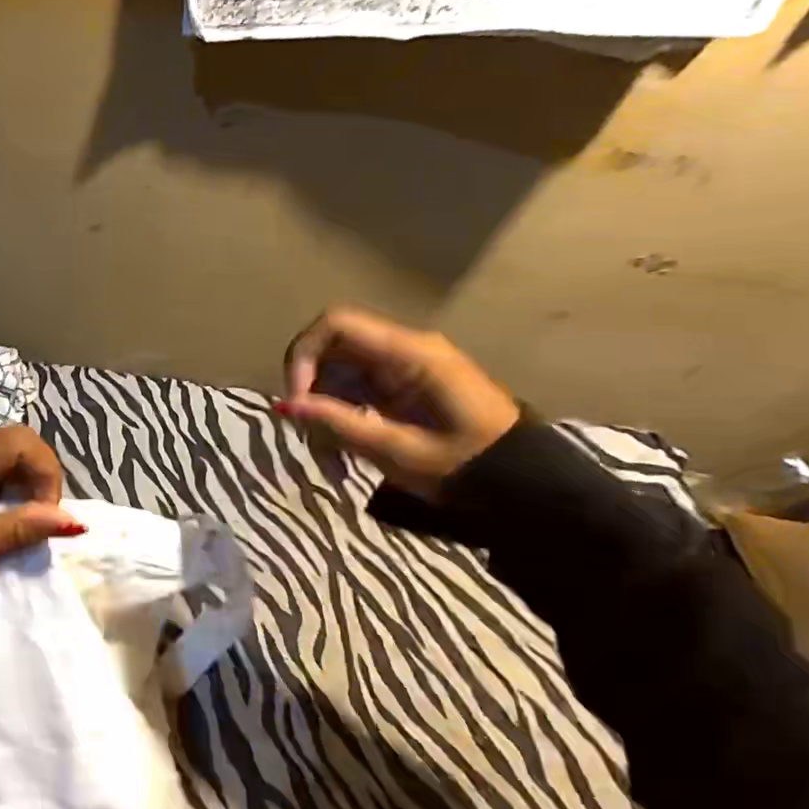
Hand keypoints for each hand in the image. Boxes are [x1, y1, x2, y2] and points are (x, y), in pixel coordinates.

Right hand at [280, 306, 519, 500]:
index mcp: (409, 353)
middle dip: (312, 390)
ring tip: (333, 459)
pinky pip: (359, 389)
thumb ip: (340, 425)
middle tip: (312, 437)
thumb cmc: (467, 466)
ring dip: (325, 409)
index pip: (336, 324)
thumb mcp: (399, 451)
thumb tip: (285, 405)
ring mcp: (405, 367)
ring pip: (342, 372)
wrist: (524, 484)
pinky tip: (348, 453)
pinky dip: (344, 417)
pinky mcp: (406, 387)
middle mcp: (404, 349)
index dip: (304, 355)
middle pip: (334, 349)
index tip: (297, 402)